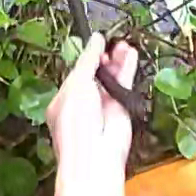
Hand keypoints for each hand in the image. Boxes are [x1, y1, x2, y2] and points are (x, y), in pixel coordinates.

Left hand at [45, 33, 137, 177]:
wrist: (94, 156)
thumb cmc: (76, 121)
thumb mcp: (77, 83)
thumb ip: (88, 60)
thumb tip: (96, 39)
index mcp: (64, 97)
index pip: (77, 71)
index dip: (88, 56)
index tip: (98, 41)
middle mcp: (83, 101)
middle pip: (96, 73)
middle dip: (104, 57)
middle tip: (113, 41)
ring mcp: (103, 106)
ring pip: (112, 77)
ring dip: (118, 60)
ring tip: (124, 44)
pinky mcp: (120, 110)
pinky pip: (124, 84)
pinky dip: (128, 69)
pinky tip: (131, 53)